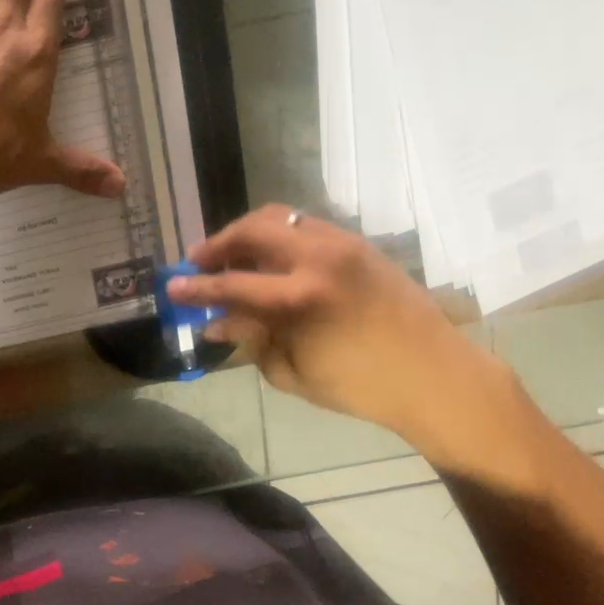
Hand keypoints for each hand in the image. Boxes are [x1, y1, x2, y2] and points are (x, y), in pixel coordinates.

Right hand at [167, 205, 515, 451]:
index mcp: (299, 298)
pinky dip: (280, 237)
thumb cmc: (357, 385)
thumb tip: (216, 322)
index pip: (231, 284)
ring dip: (250, 234)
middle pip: (255, 229)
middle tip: (198, 262)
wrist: (432, 373)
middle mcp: (319, 258)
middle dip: (220, 243)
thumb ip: (251, 339)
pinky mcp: (360, 246)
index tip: (171, 287)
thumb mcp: (291, 370)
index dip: (196, 287)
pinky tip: (271, 262)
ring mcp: (344, 246)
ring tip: (232, 258)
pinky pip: (308, 228)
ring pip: (283, 219)